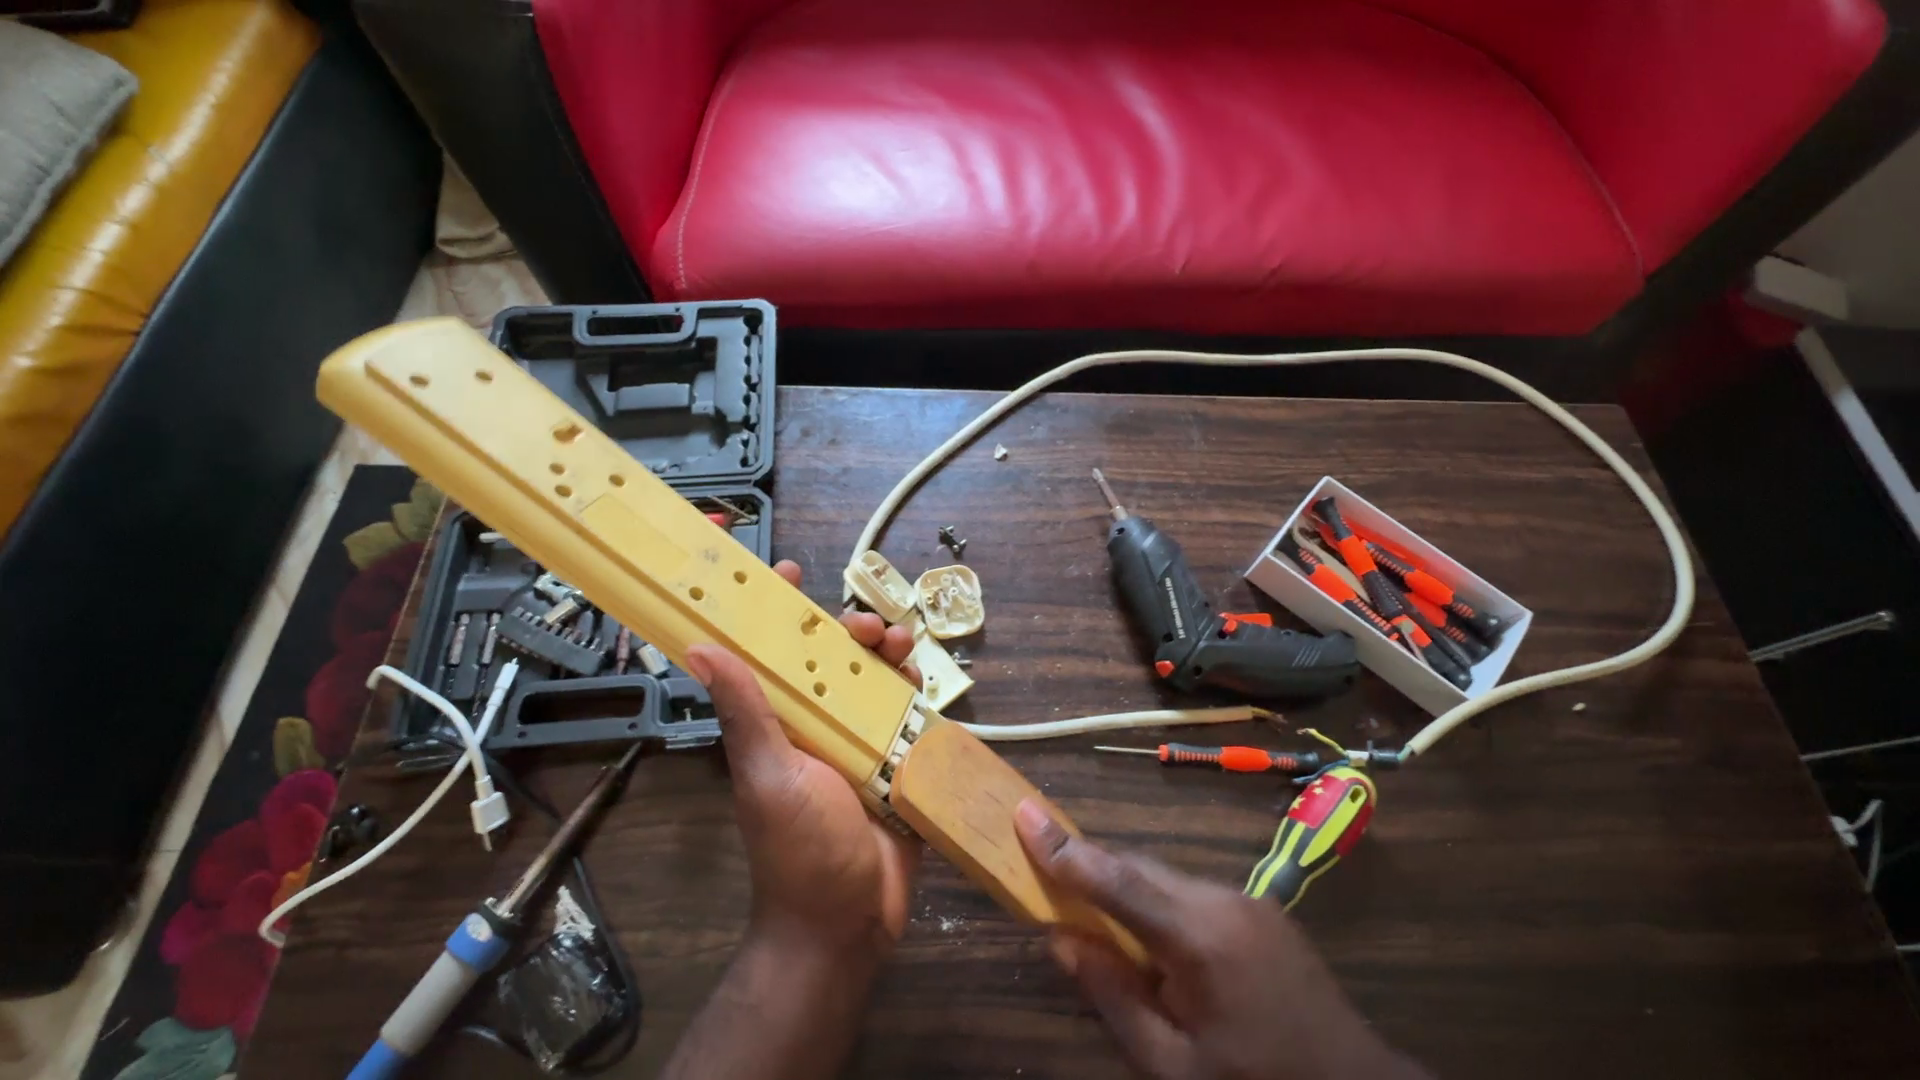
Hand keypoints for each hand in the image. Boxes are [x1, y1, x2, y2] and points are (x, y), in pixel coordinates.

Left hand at [684, 560, 922, 956]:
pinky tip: (922, 676)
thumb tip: (700, 649)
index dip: (777, 612)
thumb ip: (745, 714)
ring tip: (902, 642)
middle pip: (834, 659)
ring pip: (875, 679)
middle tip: (867, 624)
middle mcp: (818, 726)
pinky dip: (915, 689)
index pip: (772, 655)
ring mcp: (861, 744)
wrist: (848, 921)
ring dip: (888, 652)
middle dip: (850, 629)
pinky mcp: (900, 763)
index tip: (788, 570)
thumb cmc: (799, 850)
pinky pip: (909, 714)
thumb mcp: (767, 776)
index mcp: (780, 723)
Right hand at [1015, 801, 1427, 1079]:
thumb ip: (1113, 996)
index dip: (1063, 849)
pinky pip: (1190, 892)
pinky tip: (1149, 938)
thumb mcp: (1173, 1066)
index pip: (1116, 880)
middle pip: (1138, 868)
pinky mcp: (1260, 910)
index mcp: (1200, 938)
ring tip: (1092, 918)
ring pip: (1164, 877)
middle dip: (1089, 867)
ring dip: (1123, 888)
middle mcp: (1222, 900)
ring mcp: (1247, 900)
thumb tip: (1060, 938)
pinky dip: (1156, 903)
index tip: (1023, 813)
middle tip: (1042, 869)